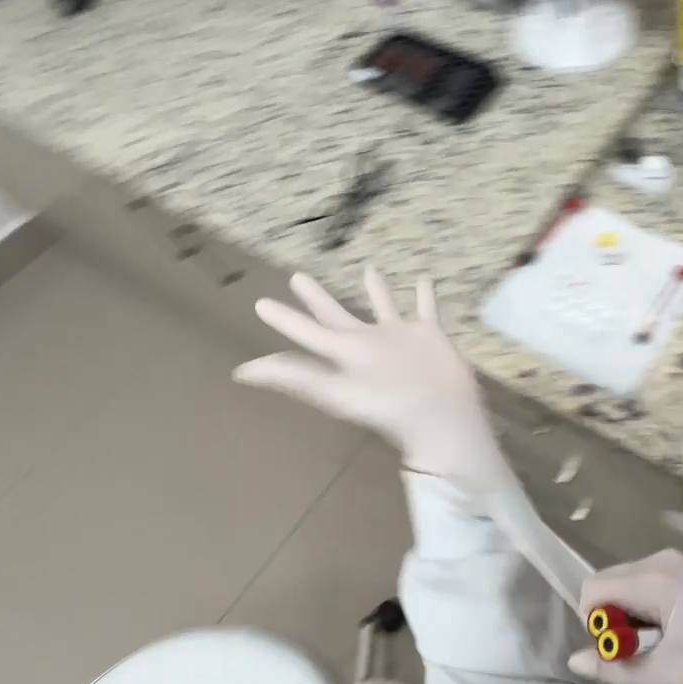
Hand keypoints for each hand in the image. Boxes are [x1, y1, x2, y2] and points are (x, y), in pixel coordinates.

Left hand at [233, 268, 511, 504]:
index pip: (308, 332)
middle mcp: (369, 343)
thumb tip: (241, 372)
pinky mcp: (430, 336)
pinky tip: (425, 279)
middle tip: (298, 277)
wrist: (441, 415)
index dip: (285, 319)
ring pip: (385, 308)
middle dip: (318, 298)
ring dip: (378, 290)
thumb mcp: (336, 391)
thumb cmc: (389, 405)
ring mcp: (401, 339)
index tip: (261, 303)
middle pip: (338, 316)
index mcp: (346, 353)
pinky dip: (426, 295)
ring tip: (370, 268)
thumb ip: (295, 377)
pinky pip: (426, 309)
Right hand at [567, 549, 682, 683]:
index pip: (592, 589)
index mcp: (652, 579)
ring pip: (628, 584)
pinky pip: (648, 583)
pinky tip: (672, 632)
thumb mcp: (667, 676)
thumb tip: (576, 660)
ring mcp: (675, 562)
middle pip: (608, 584)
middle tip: (640, 653)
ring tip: (659, 645)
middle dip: (611, 621)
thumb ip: (617, 670)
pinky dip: (647, 608)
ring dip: (630, 616)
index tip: (621, 652)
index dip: (595, 625)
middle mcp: (659, 560)